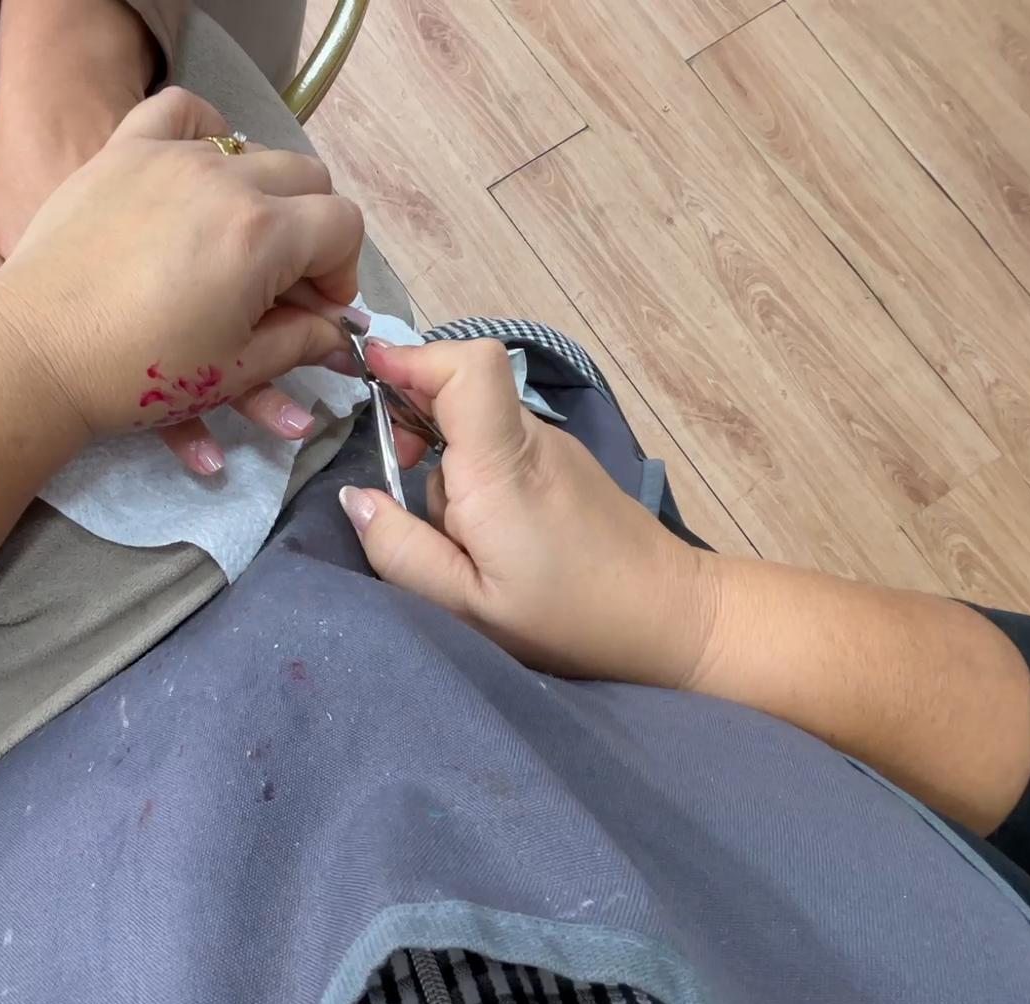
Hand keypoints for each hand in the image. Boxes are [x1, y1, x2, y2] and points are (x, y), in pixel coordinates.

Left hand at [0, 88, 367, 469]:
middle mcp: (226, 180)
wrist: (37, 353)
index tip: (322, 308)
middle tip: (288, 282)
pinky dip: (205, 134)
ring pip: (253, 149)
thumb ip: (299, 343)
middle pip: (308, 180)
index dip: (344, 271)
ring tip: (241, 240)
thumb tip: (336, 331)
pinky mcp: (124, 150)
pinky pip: (181, 114)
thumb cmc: (138, 374)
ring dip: (266, 194)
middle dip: (313, 232)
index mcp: (262, 237)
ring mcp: (171, 156)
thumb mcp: (232, 371)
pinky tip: (201, 171)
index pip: (342, 227)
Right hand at [337, 338, 719, 688]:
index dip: (415, 357)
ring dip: (442, 463)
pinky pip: (495, 447)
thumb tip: (355, 498)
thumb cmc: (570, 620)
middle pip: (460, 390)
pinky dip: (469, 473)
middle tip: (398, 473)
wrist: (674, 619)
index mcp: (503, 470)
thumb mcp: (466, 606)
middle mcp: (530, 442)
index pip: (468, 368)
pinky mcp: (560, 465)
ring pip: (472, 428)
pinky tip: (483, 531)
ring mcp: (551, 449)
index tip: (371, 370)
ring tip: (455, 535)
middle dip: (412, 418)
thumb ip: (401, 551)